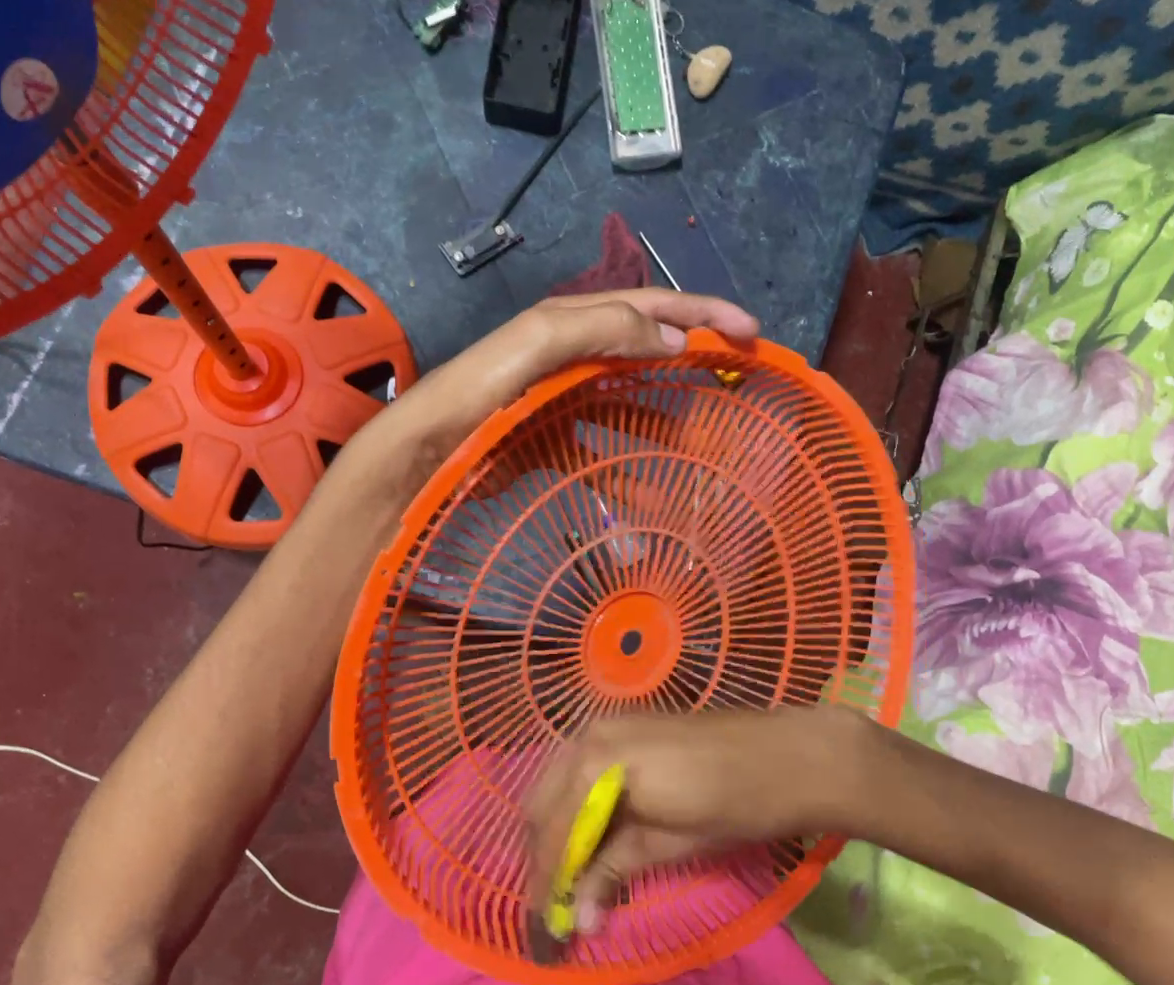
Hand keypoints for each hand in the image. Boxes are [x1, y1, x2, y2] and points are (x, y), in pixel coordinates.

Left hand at [348, 289, 757, 496]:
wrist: (423, 452)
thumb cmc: (479, 391)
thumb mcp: (539, 343)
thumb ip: (604, 330)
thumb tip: (674, 340)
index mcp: (572, 321)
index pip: (651, 306)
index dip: (702, 313)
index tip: (750, 333)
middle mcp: (572, 353)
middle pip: (647, 346)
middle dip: (695, 355)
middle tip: (741, 372)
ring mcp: (564, 397)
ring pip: (631, 398)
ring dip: (669, 412)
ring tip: (709, 434)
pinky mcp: (553, 437)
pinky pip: (604, 446)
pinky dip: (632, 465)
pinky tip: (654, 489)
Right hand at [522, 706, 875, 935]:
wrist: (788, 755)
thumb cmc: (734, 804)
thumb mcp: (670, 844)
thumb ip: (615, 871)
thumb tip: (578, 919)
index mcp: (596, 766)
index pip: (553, 833)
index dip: (546, 882)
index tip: (544, 925)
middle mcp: (587, 737)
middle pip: (543, 805)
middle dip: (545, 854)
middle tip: (557, 901)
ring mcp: (603, 726)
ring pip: (556, 786)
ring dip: (559, 828)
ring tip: (573, 873)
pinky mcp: (620, 727)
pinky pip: (577, 769)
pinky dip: (577, 804)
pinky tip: (594, 834)